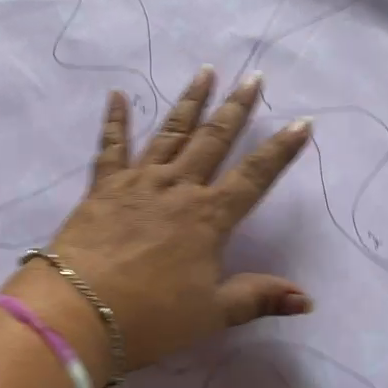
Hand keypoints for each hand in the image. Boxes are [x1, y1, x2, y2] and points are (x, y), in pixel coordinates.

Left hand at [10, 67, 314, 378]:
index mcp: (209, 216)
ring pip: (171, 132)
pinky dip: (115, 120)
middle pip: (214, 140)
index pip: (254, 176)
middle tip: (253, 77)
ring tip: (205, 72)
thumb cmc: (151, 316)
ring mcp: (139, 182)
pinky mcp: (104, 187)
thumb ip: (258, 298)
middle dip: (236, 108)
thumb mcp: (212, 314)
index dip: (281, 150)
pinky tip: (117, 95)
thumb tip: (308, 301)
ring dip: (190, 102)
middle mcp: (178, 188)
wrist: (79, 310)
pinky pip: (111, 147)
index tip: (302, 122)